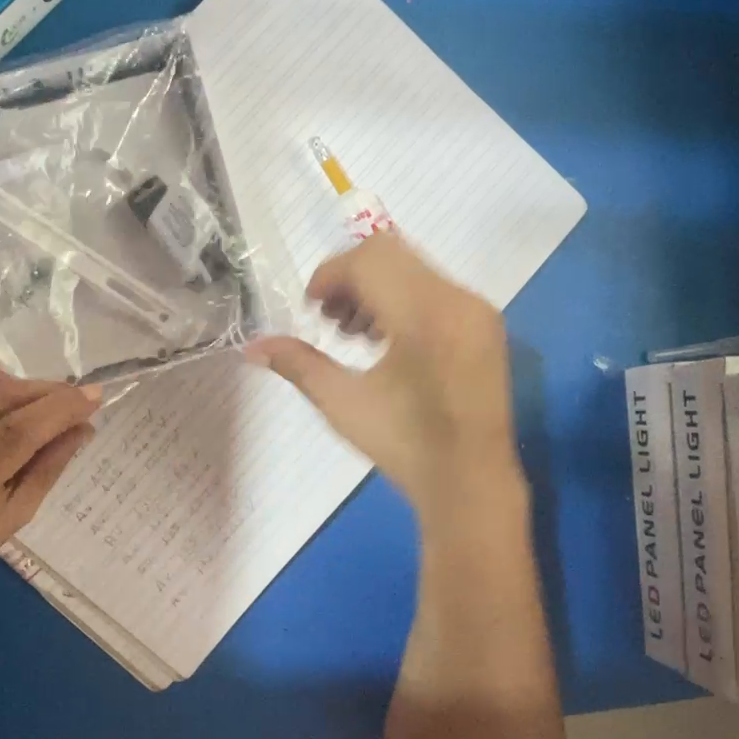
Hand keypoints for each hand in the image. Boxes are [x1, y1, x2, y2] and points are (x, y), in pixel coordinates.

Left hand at [0, 366, 100, 595]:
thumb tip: (83, 427)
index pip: (20, 432)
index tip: (93, 397)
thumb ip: (49, 469)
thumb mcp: (13, 517)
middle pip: (1, 400)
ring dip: (20, 383)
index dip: (60, 409)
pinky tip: (3, 393)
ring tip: (42, 399)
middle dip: (47, 391)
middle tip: (76, 393)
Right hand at [246, 232, 519, 510]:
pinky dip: (403, 301)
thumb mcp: (343, 403)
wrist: (470, 484)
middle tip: (328, 320)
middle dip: (350, 279)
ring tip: (354, 335)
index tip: (310, 309)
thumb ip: (299, 365)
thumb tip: (253, 346)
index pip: (369, 260)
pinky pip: (437, 291)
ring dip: (376, 289)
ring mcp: (478, 311)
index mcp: (424, 315)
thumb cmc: (404, 446)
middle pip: (392, 254)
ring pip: (415, 269)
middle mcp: (457, 300)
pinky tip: (386, 343)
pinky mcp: (486, 327)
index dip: (329, 275)